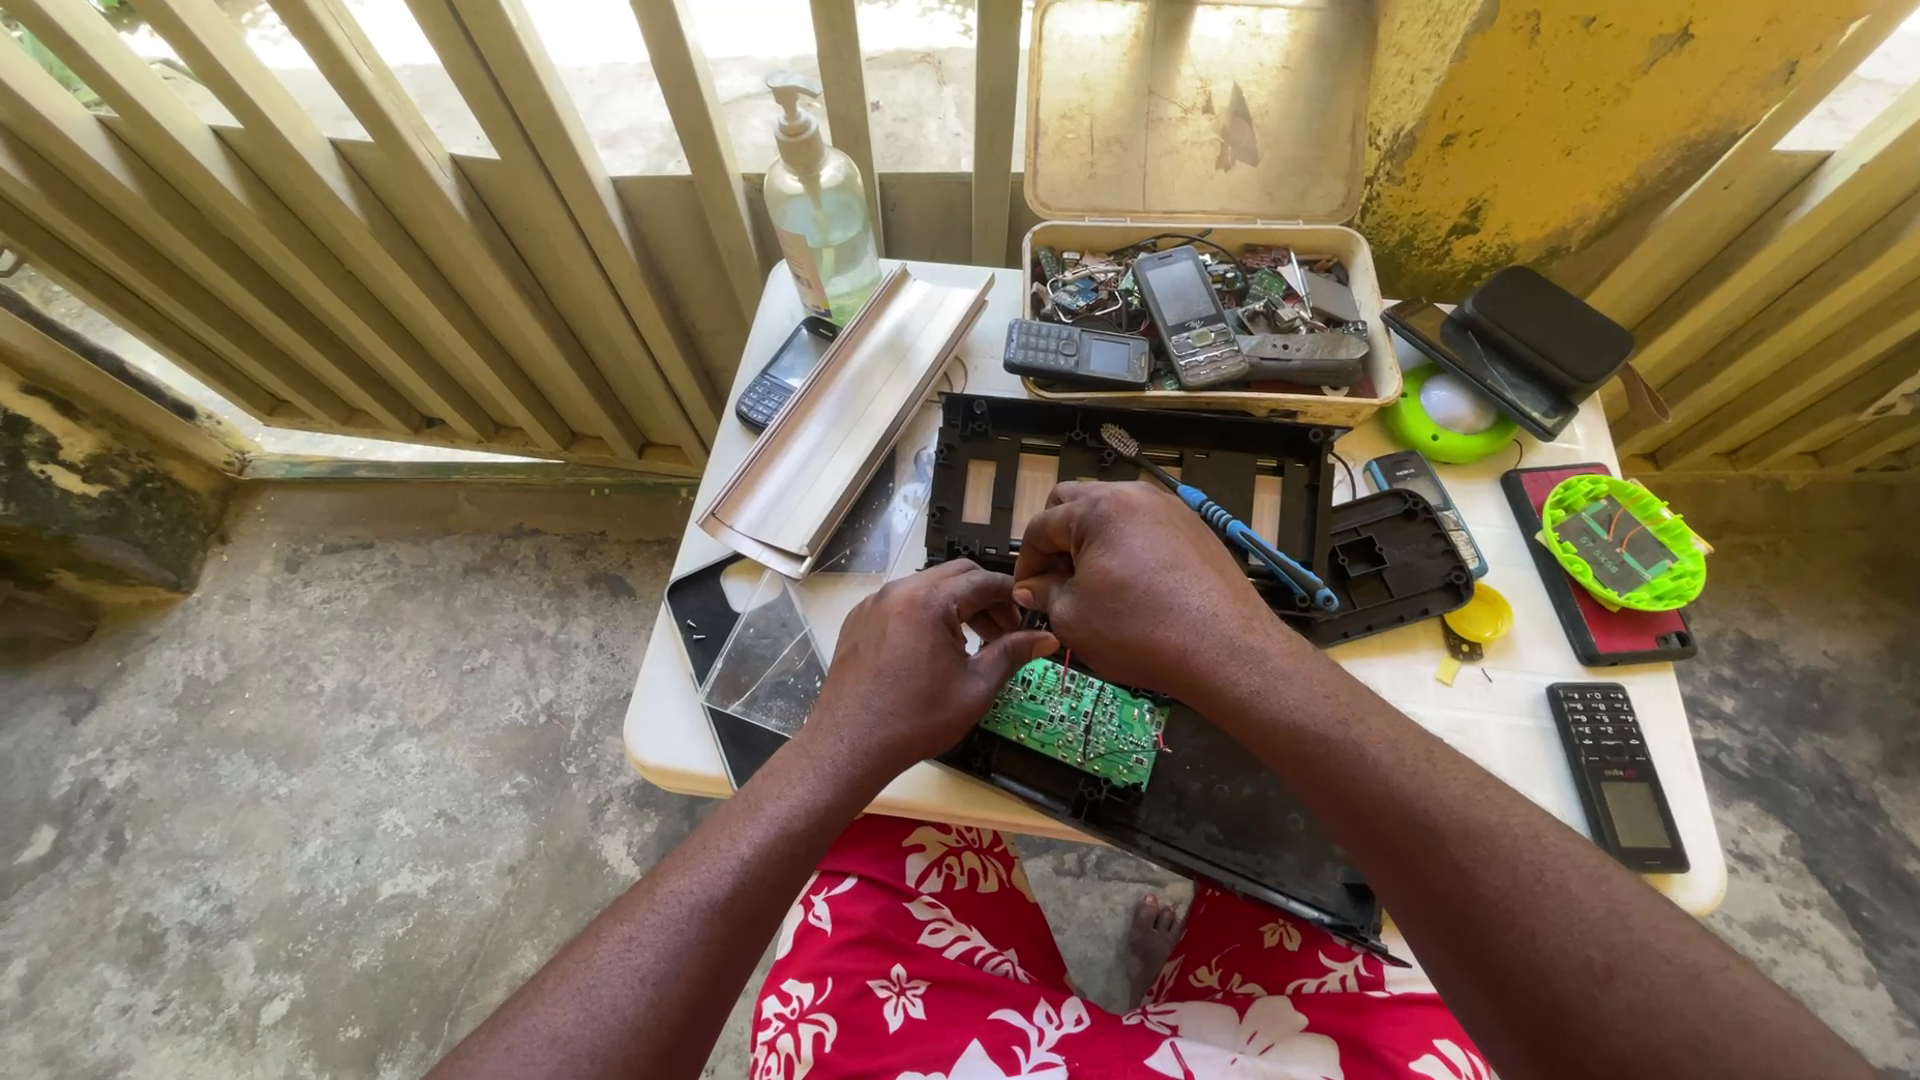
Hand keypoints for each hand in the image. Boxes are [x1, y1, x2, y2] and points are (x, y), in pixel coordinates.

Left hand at [797, 560, 1057, 782]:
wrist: (849, 745)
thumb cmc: (917, 719)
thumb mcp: (976, 687)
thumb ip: (1012, 653)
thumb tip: (1048, 638)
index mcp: (929, 600)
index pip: (983, 580)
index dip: (1011, 597)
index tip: (1026, 621)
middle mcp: (899, 590)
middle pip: (955, 575)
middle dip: (985, 598)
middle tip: (1002, 633)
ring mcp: (874, 603)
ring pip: (927, 587)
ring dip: (956, 606)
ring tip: (970, 645)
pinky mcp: (858, 619)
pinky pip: (902, 602)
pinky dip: (926, 614)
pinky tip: (932, 651)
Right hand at [1010, 481, 1288, 700]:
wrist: (1225, 649)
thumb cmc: (1138, 631)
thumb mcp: (1072, 617)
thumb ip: (1043, 594)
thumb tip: (1031, 588)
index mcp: (1097, 508)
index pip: (1040, 527)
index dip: (1026, 564)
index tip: (1026, 595)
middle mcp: (1133, 495)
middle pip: (1075, 503)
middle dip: (1057, 539)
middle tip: (1058, 581)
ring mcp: (1170, 508)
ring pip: (1114, 513)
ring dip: (1093, 541)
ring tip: (1095, 585)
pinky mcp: (1195, 528)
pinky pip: (1146, 527)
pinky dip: (1128, 548)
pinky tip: (1134, 587)